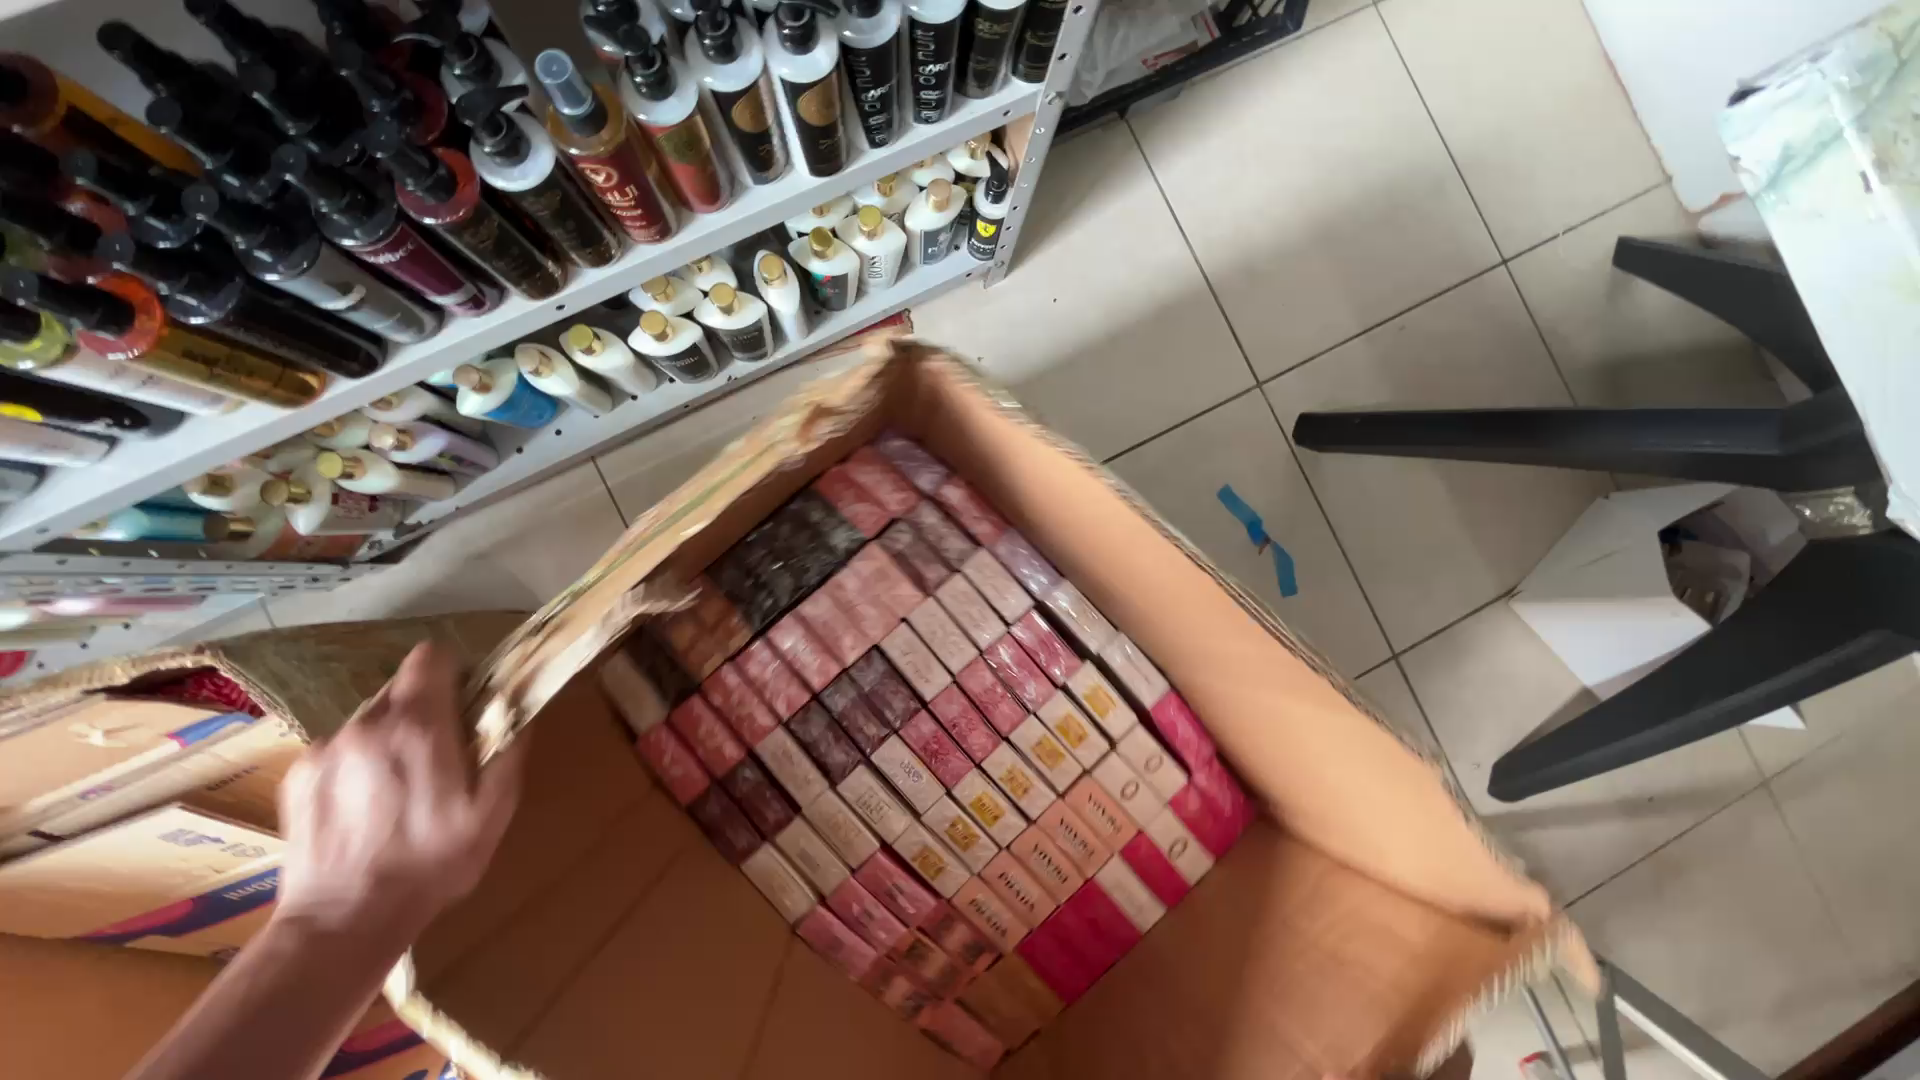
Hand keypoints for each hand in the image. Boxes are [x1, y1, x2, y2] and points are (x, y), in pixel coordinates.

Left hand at [273, 641, 525, 949]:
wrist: (342, 923)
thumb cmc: (431, 864)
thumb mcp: (494, 809)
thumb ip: (508, 748)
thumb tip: (516, 709)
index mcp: (417, 724)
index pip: (432, 656)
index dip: (456, 673)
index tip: (468, 704)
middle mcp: (364, 724)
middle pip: (402, 688)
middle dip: (426, 709)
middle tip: (442, 754)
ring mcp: (323, 750)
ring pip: (369, 720)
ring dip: (391, 738)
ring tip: (401, 788)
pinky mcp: (296, 777)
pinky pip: (339, 750)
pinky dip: (358, 764)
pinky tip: (366, 808)